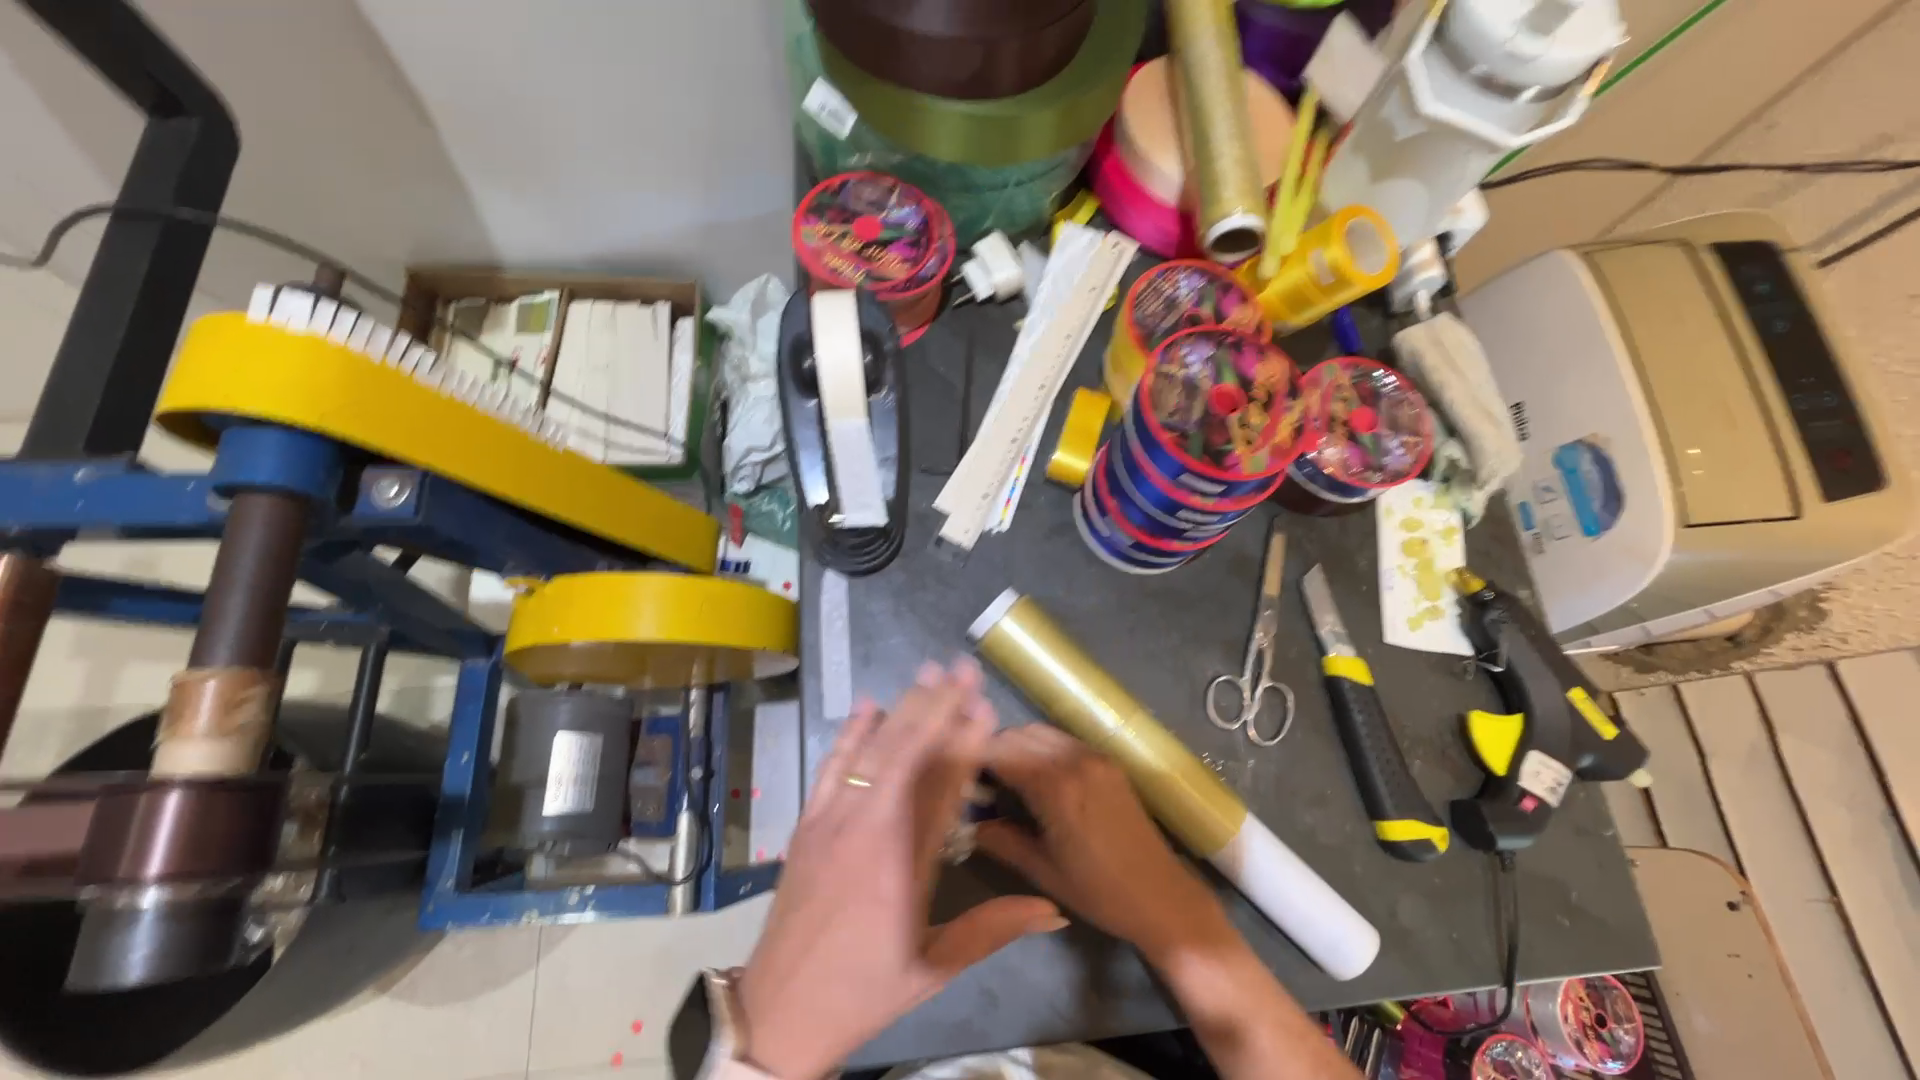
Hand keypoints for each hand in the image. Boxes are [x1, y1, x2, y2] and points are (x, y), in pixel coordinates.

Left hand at [737, 660, 1065, 1079]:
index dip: (967, 742)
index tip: (987, 706)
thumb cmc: (864, 989)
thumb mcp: (934, 968)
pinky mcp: (807, 825)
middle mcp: (868, 828)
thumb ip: (994, 929)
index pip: (943, 785)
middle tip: (964, 668)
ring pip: (872, 750)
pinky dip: (850, 734)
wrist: (781, 1009)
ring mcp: (832, 821)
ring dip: (901, 708)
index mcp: (904, 860)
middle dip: (938, 705)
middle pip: (908, 752)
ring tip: (927, 671)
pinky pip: (831, 767)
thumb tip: (1056, 911)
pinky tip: (867, 706)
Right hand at [974, 725, 1234, 964]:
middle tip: (977, 785)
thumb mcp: (1042, 871)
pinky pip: (1063, 741)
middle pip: (1016, 734)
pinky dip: (1041, 751)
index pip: (997, 752)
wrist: (1163, 897)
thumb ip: (1000, 840)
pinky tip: (1035, 782)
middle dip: (991, 752)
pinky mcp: (1108, 761)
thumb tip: (966, 823)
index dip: (969, 762)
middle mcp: (1075, 760)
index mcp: (1055, 787)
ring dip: (1016, 748)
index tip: (954, 783)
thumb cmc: (1099, 892)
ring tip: (1004, 783)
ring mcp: (1095, 756)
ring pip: (1040, 732)